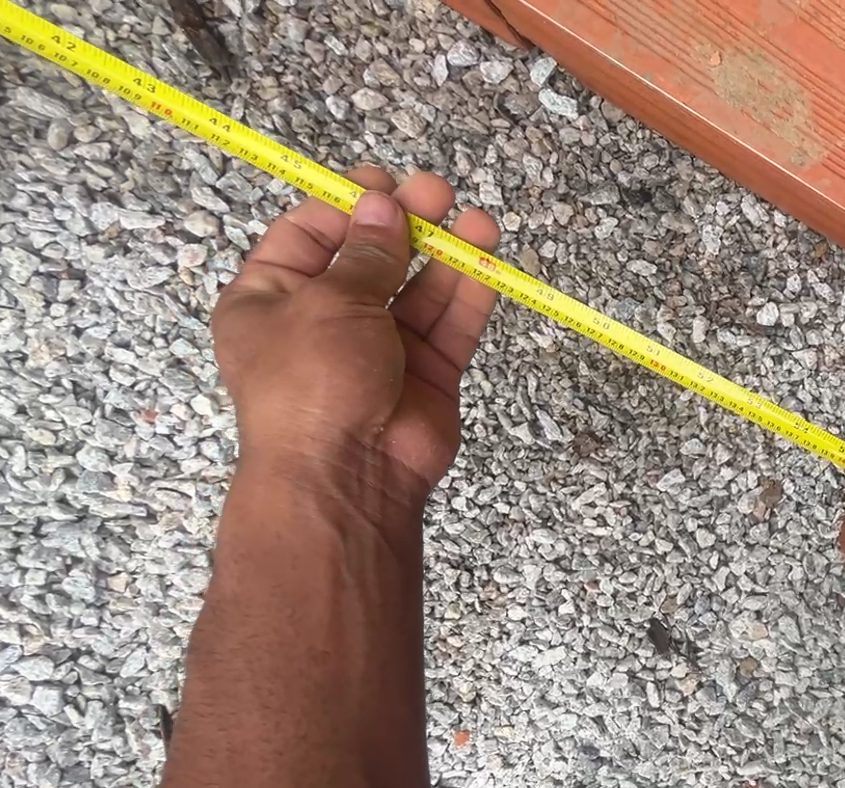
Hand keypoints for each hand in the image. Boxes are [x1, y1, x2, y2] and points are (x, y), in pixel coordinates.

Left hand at [211, 166, 500, 518]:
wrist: (351, 469)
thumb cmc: (312, 381)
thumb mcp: (326, 304)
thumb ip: (365, 257)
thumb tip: (383, 206)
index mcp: (276, 298)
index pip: (313, 237)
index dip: (349, 206)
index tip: (385, 182)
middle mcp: (331, 319)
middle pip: (376, 261)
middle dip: (408, 226)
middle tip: (440, 193)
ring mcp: (386, 348)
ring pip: (422, 292)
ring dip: (450, 258)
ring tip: (480, 222)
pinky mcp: (432, 373)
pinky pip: (452, 328)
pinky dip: (471, 298)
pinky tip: (490, 266)